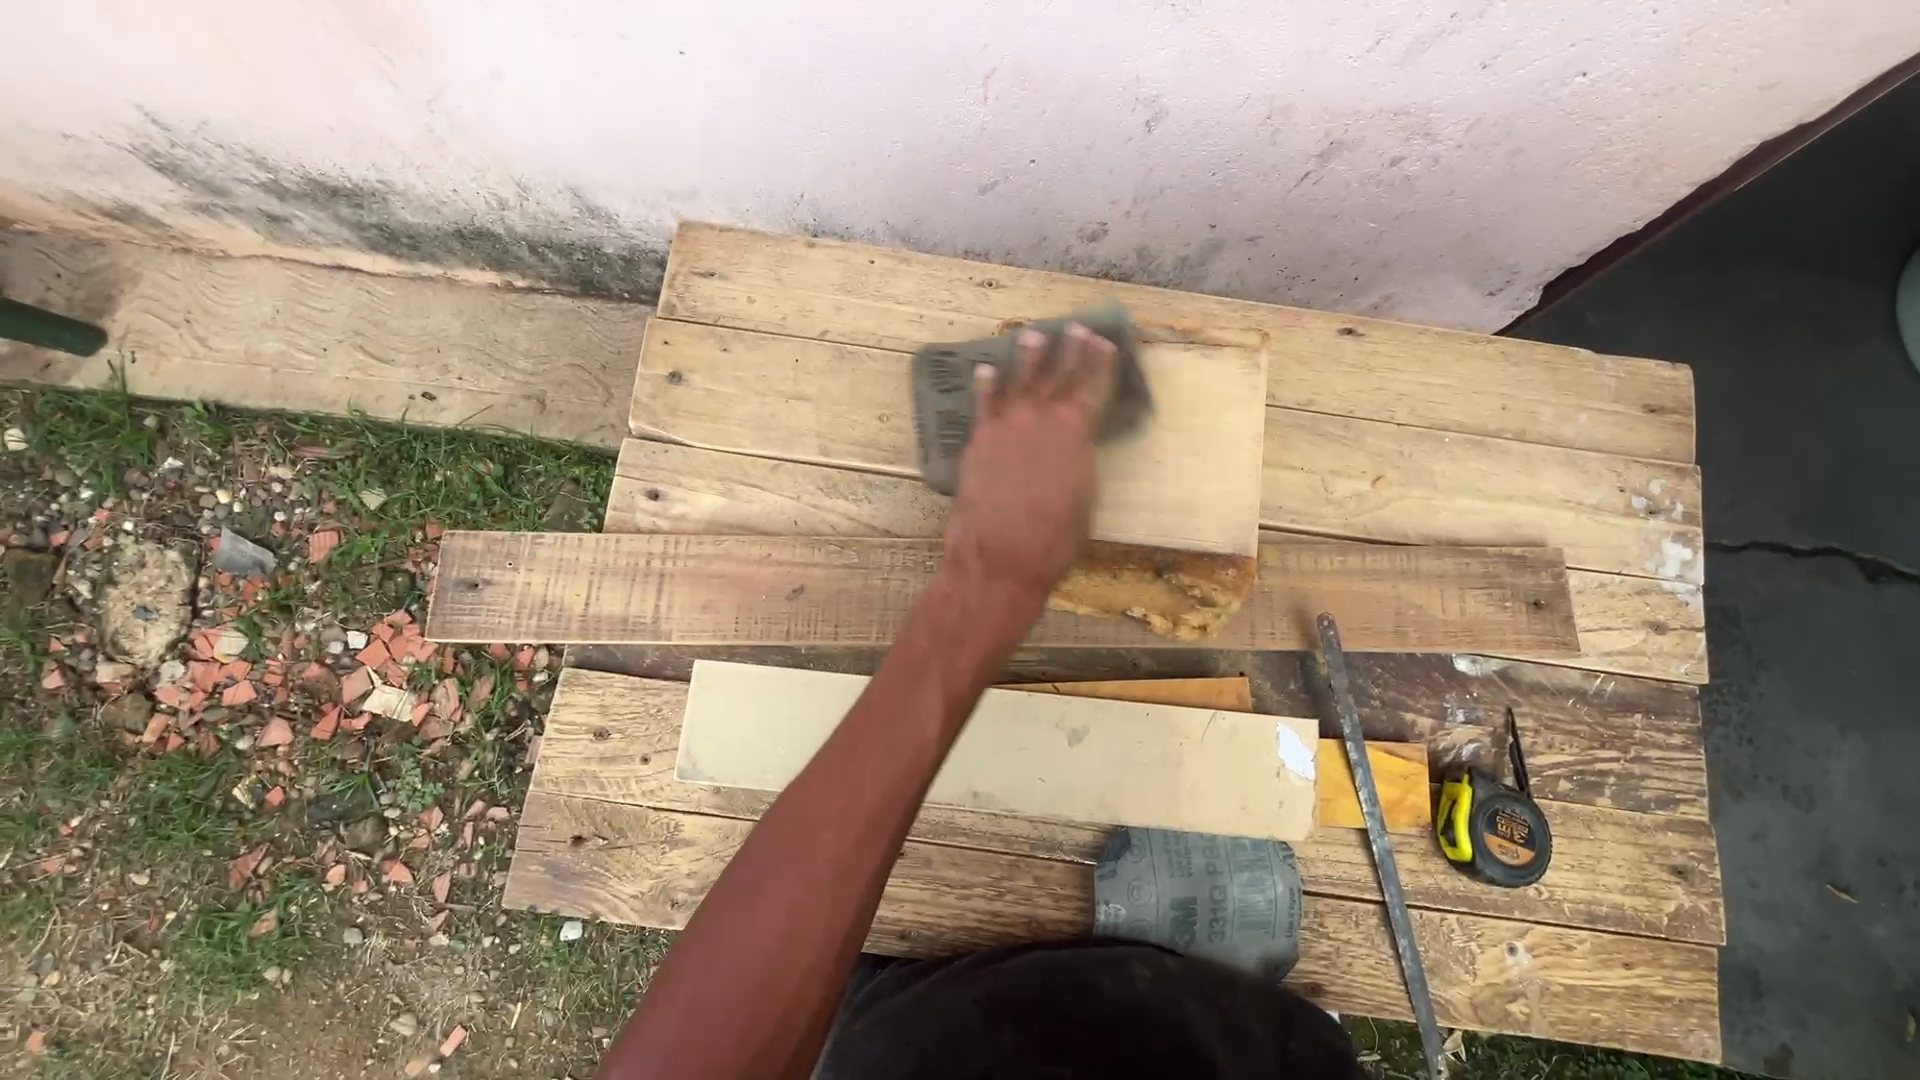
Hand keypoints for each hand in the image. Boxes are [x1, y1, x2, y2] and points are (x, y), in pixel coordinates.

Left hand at [943, 323, 1116, 603]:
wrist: (1001, 556)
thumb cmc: (1054, 540)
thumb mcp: (1084, 500)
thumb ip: (1079, 465)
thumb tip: (1074, 452)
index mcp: (1076, 434)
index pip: (1093, 388)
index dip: (1101, 363)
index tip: (1105, 342)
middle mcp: (1042, 421)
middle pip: (1058, 376)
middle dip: (1070, 350)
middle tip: (1076, 327)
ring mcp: (1006, 427)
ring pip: (1018, 381)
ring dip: (1027, 357)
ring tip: (1032, 335)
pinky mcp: (978, 441)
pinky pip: (982, 405)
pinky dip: (984, 386)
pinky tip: (985, 369)